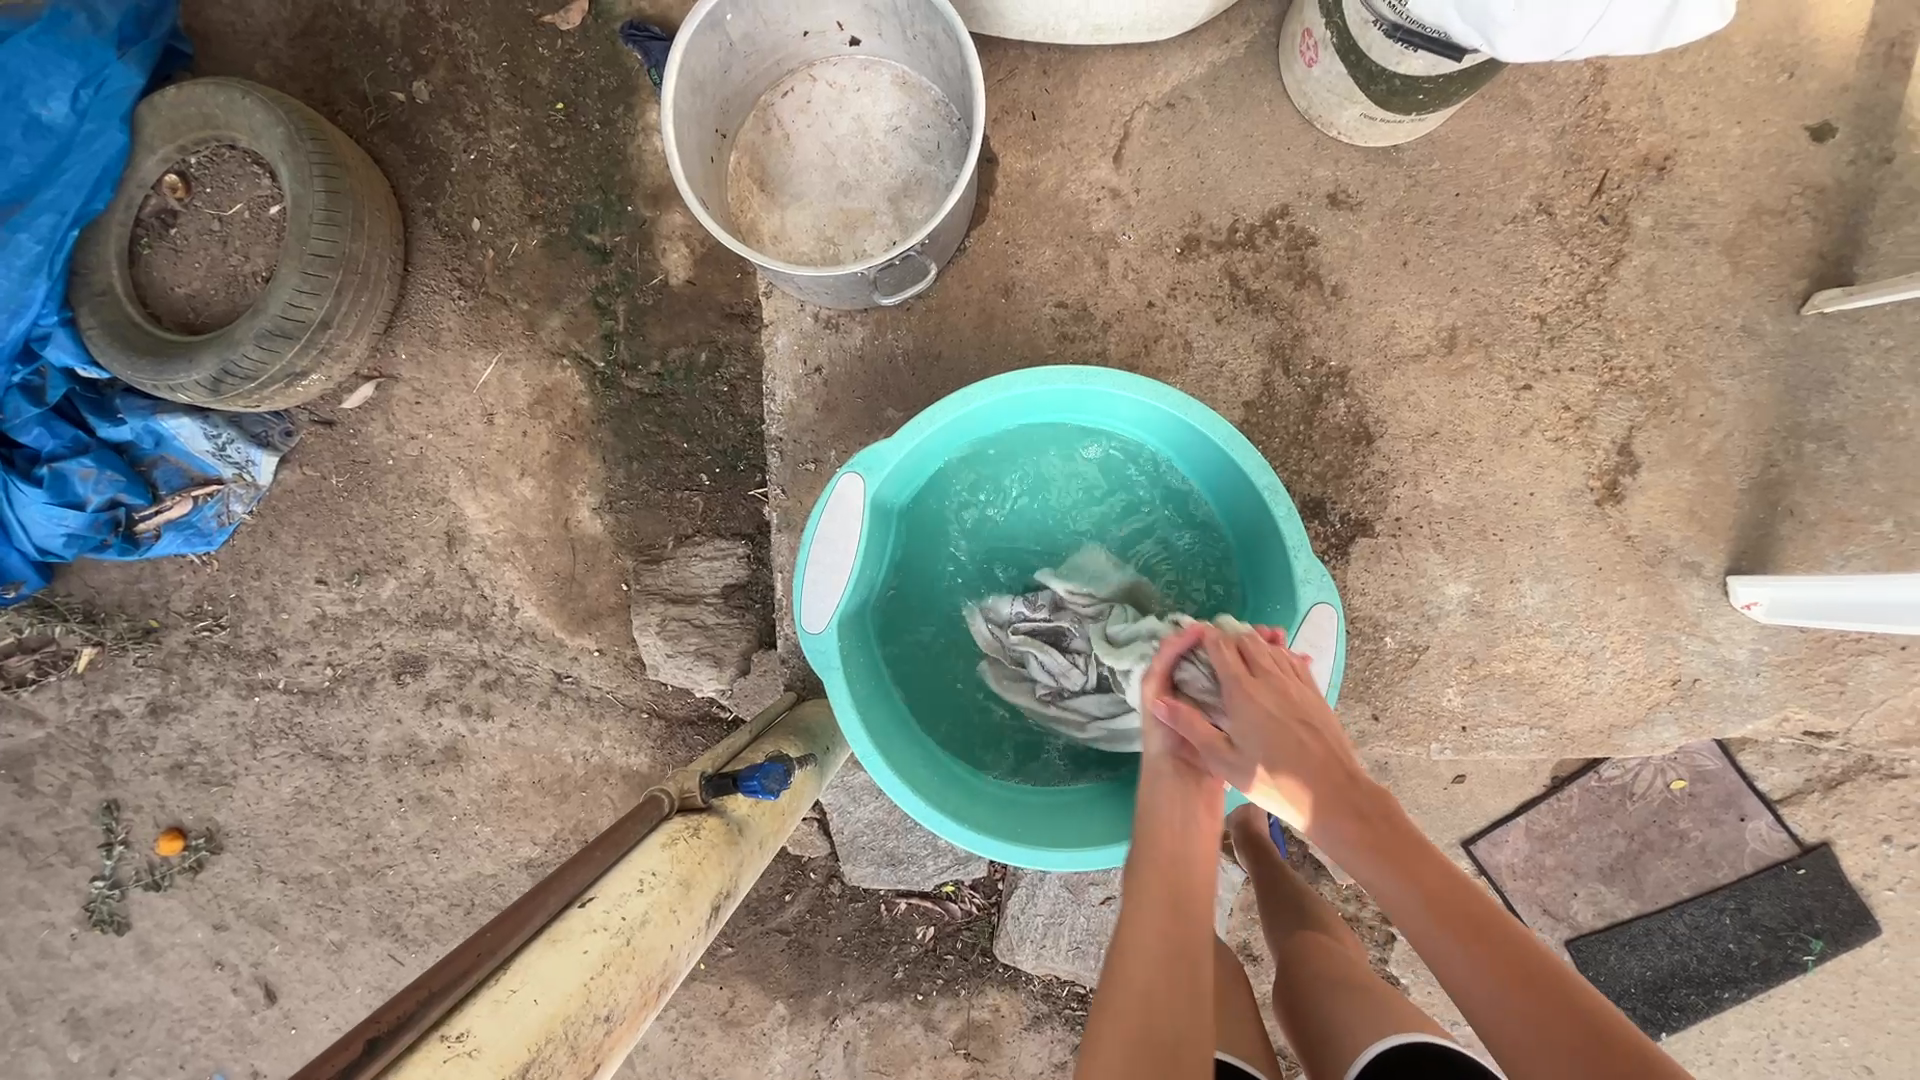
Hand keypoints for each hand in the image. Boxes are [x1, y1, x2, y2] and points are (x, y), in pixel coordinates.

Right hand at [1147, 624, 1380, 840]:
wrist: (1333, 793)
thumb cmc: (1272, 781)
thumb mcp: (1223, 760)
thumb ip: (1190, 726)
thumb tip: (1158, 702)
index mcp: (1243, 692)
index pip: (1221, 647)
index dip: (1207, 636)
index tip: (1196, 635)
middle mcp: (1269, 678)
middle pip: (1246, 640)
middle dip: (1229, 637)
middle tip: (1215, 647)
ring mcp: (1296, 683)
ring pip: (1271, 646)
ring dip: (1253, 643)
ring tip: (1240, 651)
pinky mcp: (1314, 691)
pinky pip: (1292, 659)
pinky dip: (1277, 653)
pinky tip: (1272, 663)